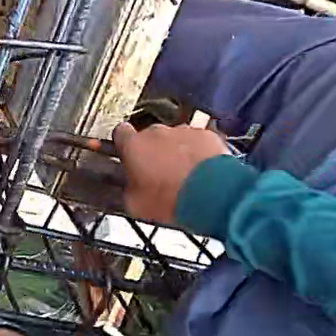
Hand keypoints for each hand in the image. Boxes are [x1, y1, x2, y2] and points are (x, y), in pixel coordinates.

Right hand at [111, 122, 226, 223]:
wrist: (214, 195)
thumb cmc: (174, 199)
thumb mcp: (137, 205)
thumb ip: (128, 190)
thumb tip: (129, 191)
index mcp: (133, 145)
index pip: (120, 133)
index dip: (125, 144)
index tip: (129, 156)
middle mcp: (155, 133)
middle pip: (149, 137)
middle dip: (153, 152)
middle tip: (160, 176)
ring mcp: (182, 131)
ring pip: (174, 139)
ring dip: (176, 153)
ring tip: (185, 178)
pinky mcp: (206, 135)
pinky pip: (197, 142)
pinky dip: (198, 154)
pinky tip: (203, 173)